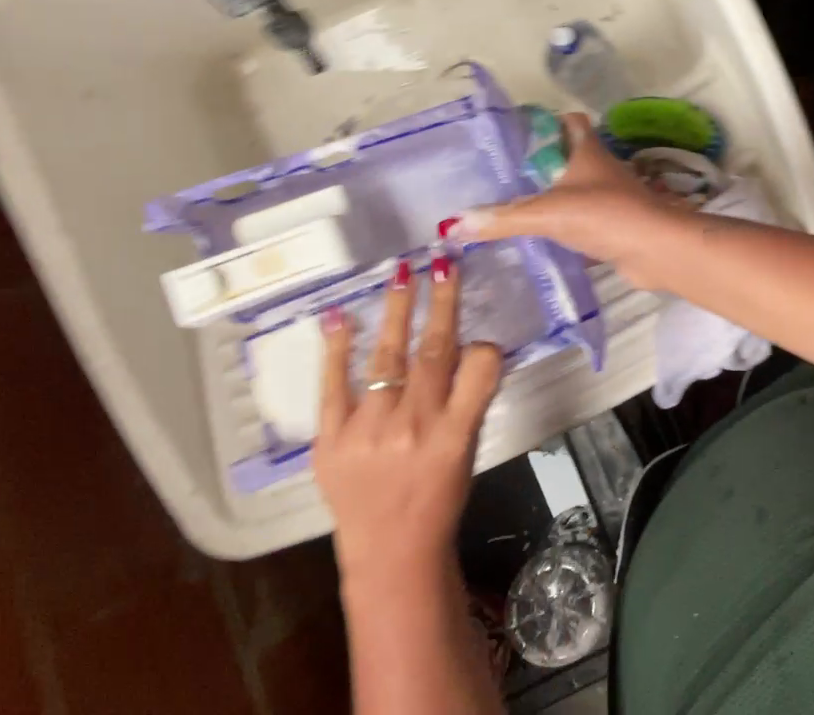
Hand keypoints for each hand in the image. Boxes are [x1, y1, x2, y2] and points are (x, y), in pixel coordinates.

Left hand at [314, 258, 502, 579]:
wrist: (390, 551)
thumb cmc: (439, 498)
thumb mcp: (468, 450)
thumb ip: (468, 401)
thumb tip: (466, 349)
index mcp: (456, 433)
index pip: (480, 368)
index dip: (484, 345)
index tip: (481, 331)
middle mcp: (413, 427)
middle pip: (432, 351)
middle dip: (441, 303)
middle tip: (443, 263)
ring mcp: (366, 432)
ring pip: (386, 359)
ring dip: (396, 311)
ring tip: (402, 273)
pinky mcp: (328, 440)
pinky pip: (332, 386)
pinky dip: (336, 349)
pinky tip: (339, 315)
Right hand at [461, 113, 680, 288]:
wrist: (657, 249)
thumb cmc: (605, 215)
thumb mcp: (547, 213)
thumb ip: (503, 218)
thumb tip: (454, 224)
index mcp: (588, 151)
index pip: (571, 122)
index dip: (548, 122)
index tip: (517, 136)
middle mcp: (602, 168)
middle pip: (572, 157)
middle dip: (544, 165)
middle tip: (507, 177)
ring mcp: (613, 197)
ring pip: (580, 190)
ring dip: (556, 197)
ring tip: (518, 207)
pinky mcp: (618, 225)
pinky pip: (587, 220)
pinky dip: (569, 226)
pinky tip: (545, 238)